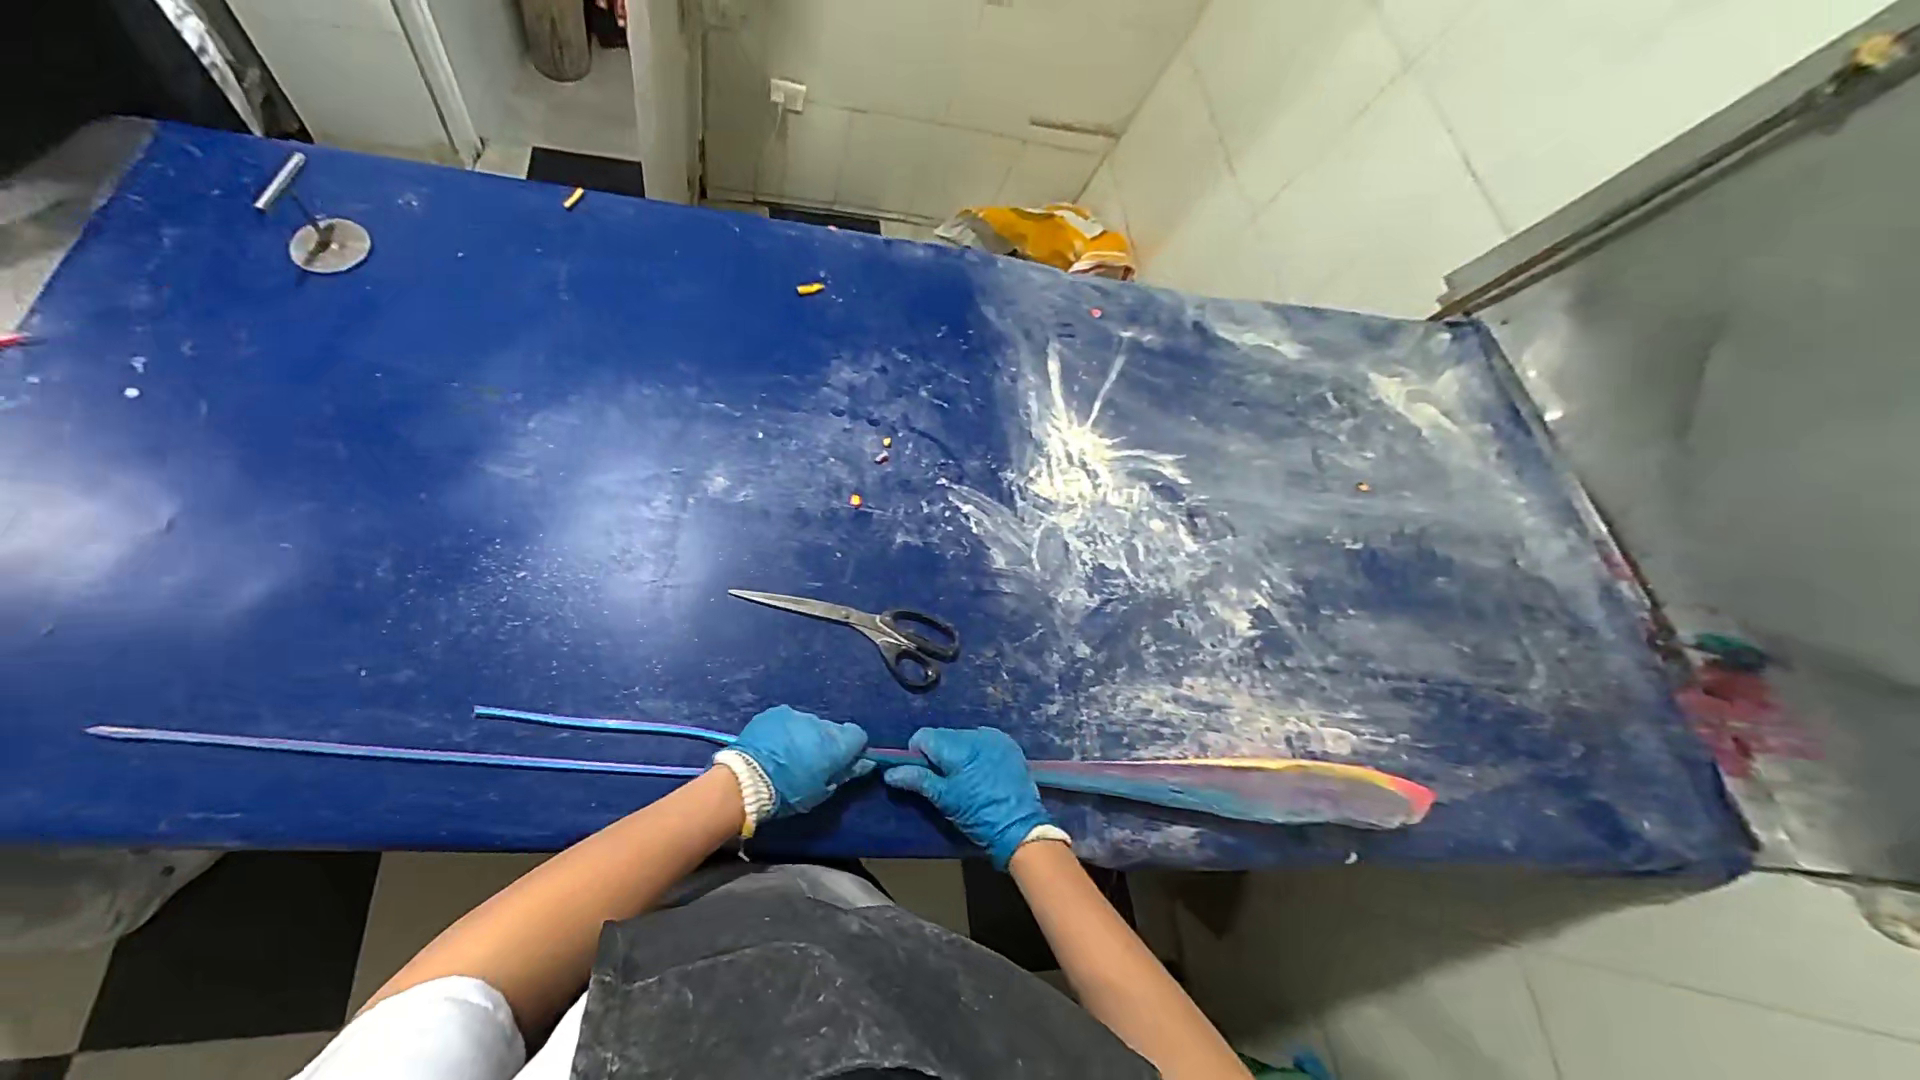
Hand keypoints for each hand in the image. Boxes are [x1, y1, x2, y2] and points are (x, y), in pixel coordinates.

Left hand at [731, 705, 873, 816]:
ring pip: (809, 724)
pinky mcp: (775, 712)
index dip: (852, 748)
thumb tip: (863, 763)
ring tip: (788, 754)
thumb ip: (844, 773)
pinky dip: (785, 731)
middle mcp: (820, 723)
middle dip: (826, 742)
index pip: (858, 735)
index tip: (842, 760)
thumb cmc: (788, 792)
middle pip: (832, 730)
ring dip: (805, 736)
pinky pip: (788, 720)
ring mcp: (796, 715)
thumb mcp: (821, 792)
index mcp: (836, 743)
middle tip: (811, 761)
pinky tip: (774, 745)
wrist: (746, 781)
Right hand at [883, 727, 1050, 868]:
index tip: (923, 775)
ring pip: (962, 737)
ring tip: (964, 778)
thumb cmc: (978, 816)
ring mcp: (995, 738)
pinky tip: (981, 772)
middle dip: (938, 754)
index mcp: (958, 747)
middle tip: (944, 781)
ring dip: (957, 752)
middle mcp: (976, 734)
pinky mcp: (1008, 744)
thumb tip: (890, 772)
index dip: (917, 754)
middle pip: (943, 735)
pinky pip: (982, 740)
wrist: (1021, 828)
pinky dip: (976, 752)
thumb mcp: (945, 800)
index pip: (924, 736)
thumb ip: (917, 779)